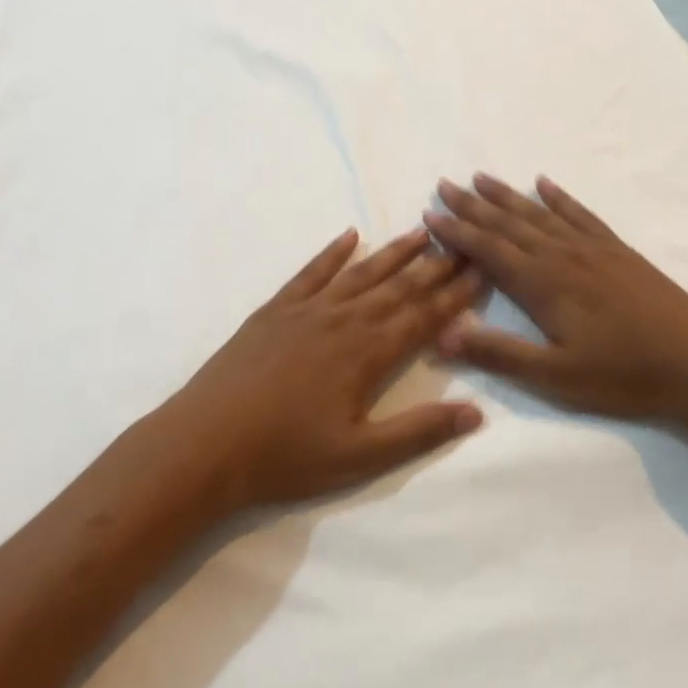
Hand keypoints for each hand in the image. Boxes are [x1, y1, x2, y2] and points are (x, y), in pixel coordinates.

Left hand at [163, 227, 484, 510]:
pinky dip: (331, 253)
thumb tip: (476, 412)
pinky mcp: (273, 312)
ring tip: (420, 231)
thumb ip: (418, 432)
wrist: (204, 444)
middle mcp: (342, 321)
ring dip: (392, 253)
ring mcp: (305, 311)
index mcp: (367, 353)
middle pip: (398, 287)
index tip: (483, 270)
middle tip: (464, 241)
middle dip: (435, 266)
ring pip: (359, 273)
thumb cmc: (285, 456)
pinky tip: (348, 237)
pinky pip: (310, 273)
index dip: (456, 295)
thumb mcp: (360, 456)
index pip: (423, 316)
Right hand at [424, 174, 687, 420]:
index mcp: (544, 286)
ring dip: (509, 196)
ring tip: (482, 178)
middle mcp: (564, 257)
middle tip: (445, 184)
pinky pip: (582, 215)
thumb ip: (499, 353)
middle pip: (510, 224)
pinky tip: (547, 184)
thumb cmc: (623, 376)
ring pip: (541, 214)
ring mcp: (594, 250)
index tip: (429, 214)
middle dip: (474, 205)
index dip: (457, 232)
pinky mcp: (619, 252)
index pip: (489, 250)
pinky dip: (561, 198)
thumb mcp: (555, 376)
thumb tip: (442, 332)